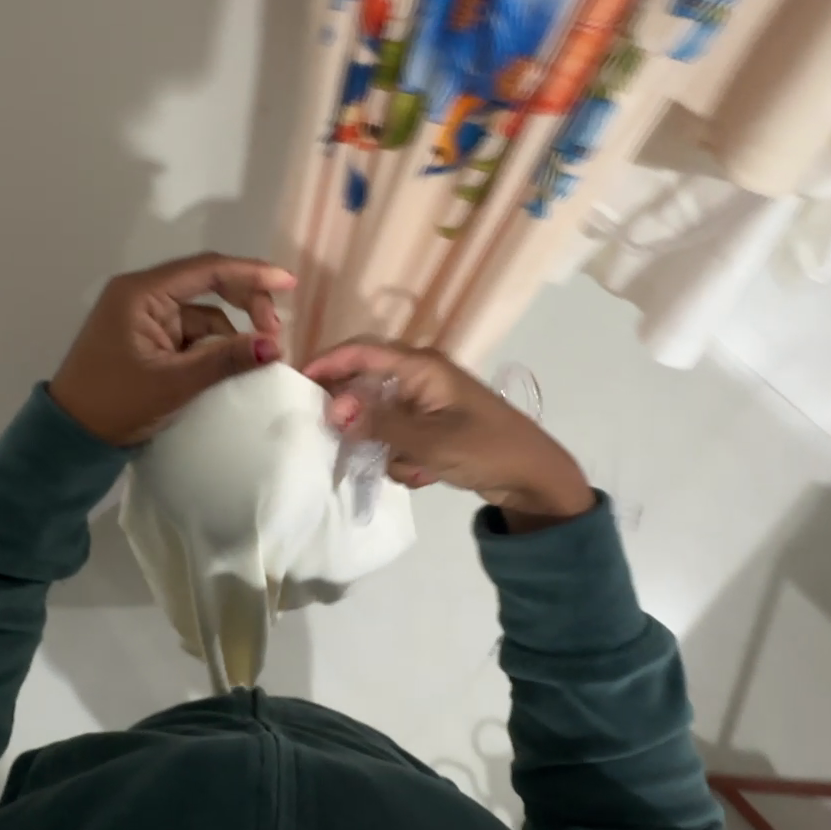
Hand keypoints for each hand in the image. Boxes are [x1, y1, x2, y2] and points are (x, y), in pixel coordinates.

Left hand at [50, 253, 296, 445]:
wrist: (71, 437)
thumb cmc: (114, 405)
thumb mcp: (173, 384)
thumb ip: (224, 360)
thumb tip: (275, 346)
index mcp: (141, 293)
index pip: (206, 269)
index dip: (251, 274)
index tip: (289, 284)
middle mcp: (143, 296)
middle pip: (208, 285)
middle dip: (246, 304)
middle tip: (275, 334)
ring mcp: (146, 318)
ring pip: (204, 314)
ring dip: (232, 333)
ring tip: (259, 359)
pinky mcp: (149, 340)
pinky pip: (192, 335)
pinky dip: (214, 348)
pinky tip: (233, 367)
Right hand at [304, 340, 592, 529]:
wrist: (534, 479)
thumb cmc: (487, 449)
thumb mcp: (429, 441)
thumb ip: (379, 425)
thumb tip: (334, 411)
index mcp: (422, 367)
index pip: (363, 351)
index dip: (328, 362)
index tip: (296, 382)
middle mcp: (420, 378)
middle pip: (366, 384)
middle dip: (357, 417)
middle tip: (343, 442)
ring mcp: (426, 403)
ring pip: (379, 418)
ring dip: (386, 446)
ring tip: (410, 467)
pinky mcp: (430, 427)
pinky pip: (397, 437)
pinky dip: (403, 458)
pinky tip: (424, 474)